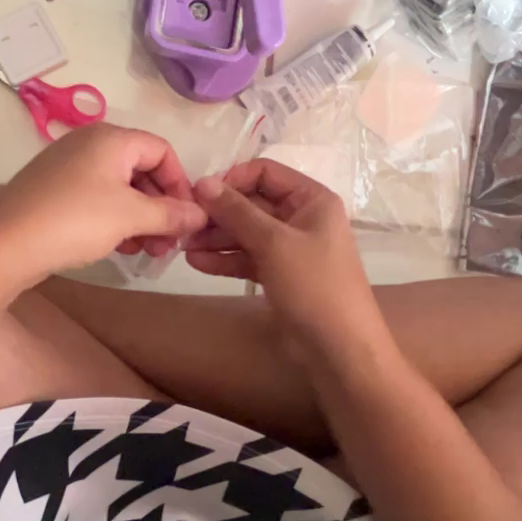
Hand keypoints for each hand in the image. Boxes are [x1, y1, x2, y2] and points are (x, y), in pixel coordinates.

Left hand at [0, 124, 206, 283]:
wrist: (5, 244)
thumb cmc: (75, 221)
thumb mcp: (131, 217)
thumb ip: (171, 214)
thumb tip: (200, 215)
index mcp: (111, 139)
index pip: (162, 151)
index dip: (180, 184)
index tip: (187, 219)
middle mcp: (90, 144)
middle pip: (141, 169)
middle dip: (162, 207)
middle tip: (170, 243)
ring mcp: (68, 166)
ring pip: (120, 188)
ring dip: (141, 218)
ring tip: (148, 252)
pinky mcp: (54, 190)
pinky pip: (97, 199)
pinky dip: (116, 220)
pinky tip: (121, 247)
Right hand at [185, 159, 390, 355]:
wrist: (338, 347)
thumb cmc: (313, 285)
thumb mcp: (274, 243)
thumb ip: (237, 212)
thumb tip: (202, 182)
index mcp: (312, 199)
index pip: (266, 172)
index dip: (232, 180)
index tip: (200, 195)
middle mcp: (302, 218)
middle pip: (253, 204)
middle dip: (219, 213)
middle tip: (186, 224)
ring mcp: (290, 249)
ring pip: (247, 233)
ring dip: (216, 237)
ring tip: (183, 246)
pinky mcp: (280, 275)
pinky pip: (248, 258)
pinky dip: (224, 259)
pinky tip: (196, 262)